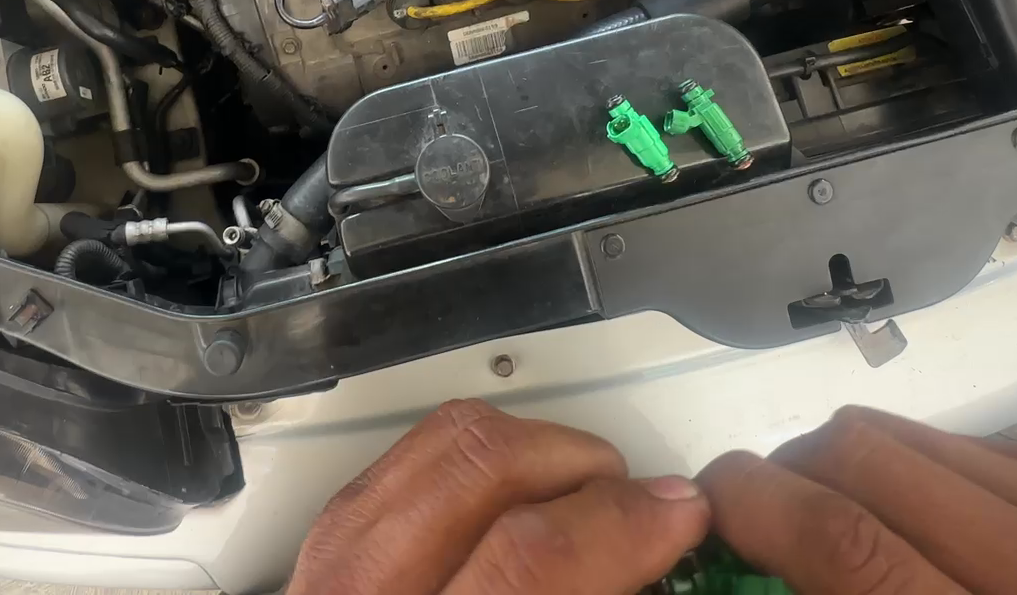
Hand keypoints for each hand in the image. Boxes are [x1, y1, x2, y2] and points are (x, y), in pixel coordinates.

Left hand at [288, 399, 710, 594]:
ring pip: (453, 437)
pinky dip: (487, 446)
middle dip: (584, 464)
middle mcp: (368, 588)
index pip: (530, 558)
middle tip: (633, 497)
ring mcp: (340, 545)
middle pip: (487, 468)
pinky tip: (521, 479)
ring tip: (582, 481)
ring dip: (538, 443)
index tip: (679, 514)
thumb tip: (649, 565)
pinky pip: (423, 443)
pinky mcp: (338, 518)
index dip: (621, 523)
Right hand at [698, 405, 1016, 593]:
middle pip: (856, 450)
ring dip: (841, 466)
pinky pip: (949, 438)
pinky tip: (929, 525)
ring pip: (892, 428)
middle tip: (771, 517)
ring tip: (849, 517)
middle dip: (785, 472)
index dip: (750, 502)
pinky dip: (907, 470)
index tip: (707, 505)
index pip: (843, 537)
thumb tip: (744, 548)